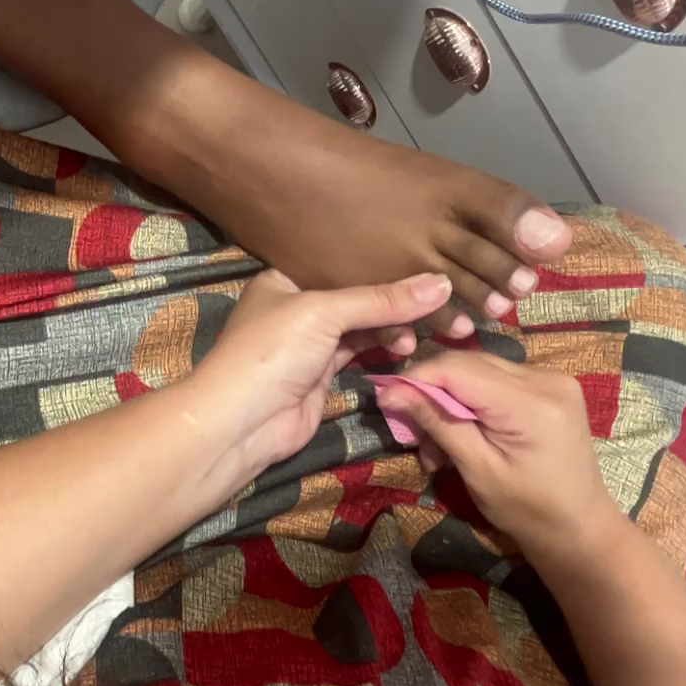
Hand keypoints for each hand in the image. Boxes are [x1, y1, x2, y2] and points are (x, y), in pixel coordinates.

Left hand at [186, 269, 451, 485]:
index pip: (341, 263)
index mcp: (285, 278)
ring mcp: (309, 340)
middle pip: (355, 295)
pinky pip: (360, 351)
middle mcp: (297, 305)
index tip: (427, 264)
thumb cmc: (272, 350)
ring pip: (361, 325)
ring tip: (419, 334)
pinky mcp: (322, 372)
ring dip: (392, 327)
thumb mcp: (325, 313)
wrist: (242, 422)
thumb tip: (442, 283)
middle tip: (440, 306)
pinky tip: (407, 346)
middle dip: (395, 301)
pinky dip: (383, 347)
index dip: (381, 263)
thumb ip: (381, 300)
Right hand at [375, 352, 622, 553]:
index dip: (416, 378)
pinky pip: (493, 377)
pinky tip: (462, 428)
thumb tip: (390, 392)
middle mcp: (545, 378)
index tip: (386, 401)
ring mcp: (550, 377)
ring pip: (476, 367)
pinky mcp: (548, 383)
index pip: (457, 369)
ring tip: (435, 440)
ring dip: (447, 396)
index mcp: (531, 403)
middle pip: (466, 362)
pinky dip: (469, 398)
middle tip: (410, 429)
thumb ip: (437, 422)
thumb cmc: (528, 510)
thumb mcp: (476, 469)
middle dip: (430, 390)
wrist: (581, 528)